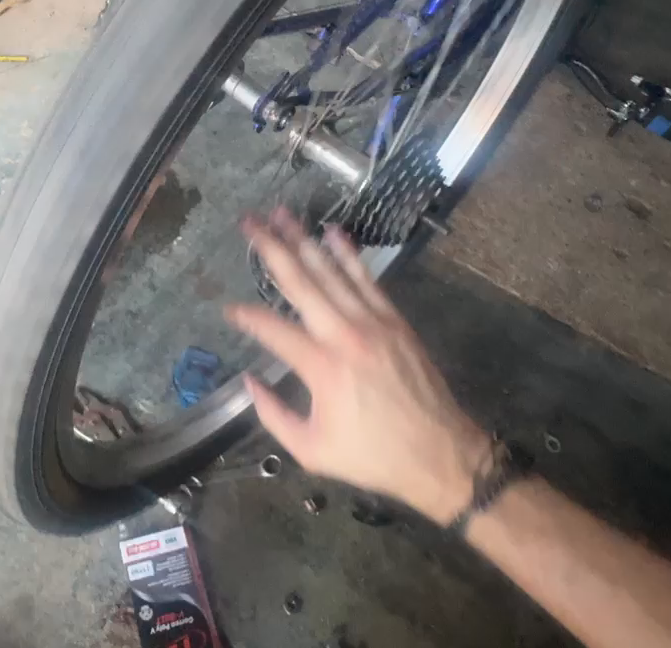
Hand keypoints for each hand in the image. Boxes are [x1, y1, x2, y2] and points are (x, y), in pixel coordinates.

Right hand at [224, 208, 492, 524]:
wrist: (442, 455)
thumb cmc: (373, 456)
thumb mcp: (312, 450)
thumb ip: (274, 416)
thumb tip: (250, 381)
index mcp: (321, 368)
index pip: (272, 329)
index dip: (245, 316)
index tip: (227, 309)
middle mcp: (343, 334)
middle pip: (299, 281)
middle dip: (270, 247)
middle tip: (249, 221)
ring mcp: (372, 322)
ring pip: (331, 271)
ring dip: (303, 239)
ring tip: (281, 213)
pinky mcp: (394, 320)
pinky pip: (366, 278)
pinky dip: (348, 253)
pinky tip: (332, 231)